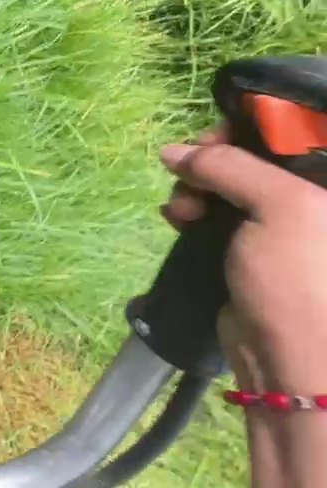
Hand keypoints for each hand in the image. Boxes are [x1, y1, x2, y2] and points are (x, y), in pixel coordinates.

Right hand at [160, 134, 326, 392]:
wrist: (297, 361)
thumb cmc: (308, 284)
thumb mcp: (283, 210)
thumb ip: (233, 166)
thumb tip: (178, 152)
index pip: (303, 136)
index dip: (257, 128)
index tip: (218, 139)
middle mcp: (321, 209)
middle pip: (263, 157)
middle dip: (215, 161)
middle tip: (190, 177)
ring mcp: (297, 231)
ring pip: (234, 182)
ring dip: (197, 188)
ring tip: (183, 210)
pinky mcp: (264, 248)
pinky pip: (223, 209)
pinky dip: (196, 209)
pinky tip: (181, 221)